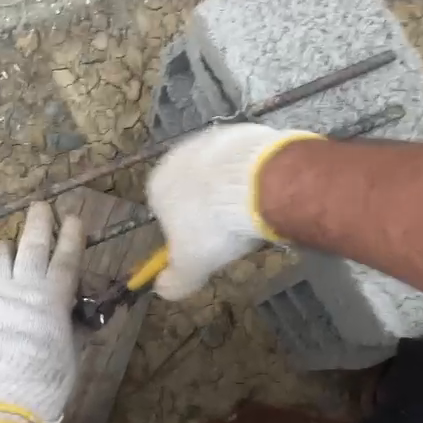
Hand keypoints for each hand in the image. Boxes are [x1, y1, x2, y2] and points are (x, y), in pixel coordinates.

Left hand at [0, 201, 85, 422]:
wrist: (5, 395)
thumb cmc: (46, 377)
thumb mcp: (70, 349)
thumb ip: (71, 325)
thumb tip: (76, 316)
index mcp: (54, 297)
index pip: (66, 258)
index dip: (71, 236)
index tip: (74, 219)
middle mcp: (24, 286)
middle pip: (32, 244)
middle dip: (39, 222)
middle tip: (40, 207)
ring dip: (5, 250)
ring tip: (8, 251)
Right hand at [144, 124, 318, 299]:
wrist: (255, 184)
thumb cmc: (213, 227)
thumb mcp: (191, 266)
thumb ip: (174, 281)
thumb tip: (160, 290)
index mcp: (157, 186)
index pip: (166, 213)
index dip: (187, 231)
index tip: (208, 246)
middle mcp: (176, 158)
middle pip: (192, 190)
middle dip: (210, 210)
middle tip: (234, 232)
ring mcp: (208, 140)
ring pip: (217, 174)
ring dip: (230, 191)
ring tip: (253, 212)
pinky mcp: (239, 132)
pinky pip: (241, 160)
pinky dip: (250, 174)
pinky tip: (265, 191)